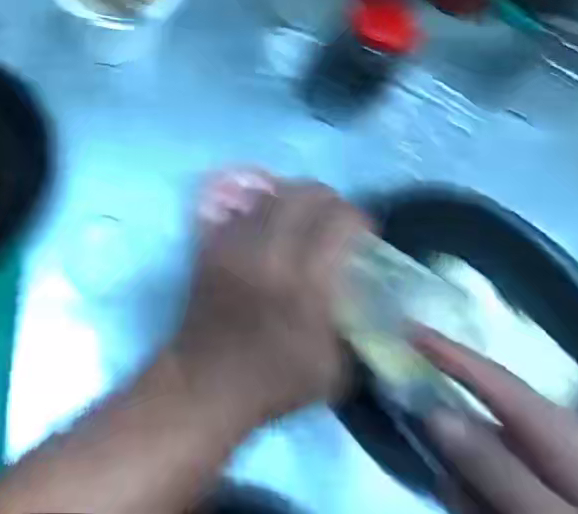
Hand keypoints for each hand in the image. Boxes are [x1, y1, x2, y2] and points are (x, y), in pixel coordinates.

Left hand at [159, 176, 366, 431]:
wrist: (207, 380)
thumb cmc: (275, 382)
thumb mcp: (336, 367)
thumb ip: (355, 323)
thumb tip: (370, 293)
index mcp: (306, 282)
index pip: (337, 221)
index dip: (358, 219)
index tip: (366, 232)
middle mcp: (269, 250)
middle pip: (303, 194)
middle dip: (329, 199)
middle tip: (338, 217)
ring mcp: (235, 241)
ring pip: (270, 194)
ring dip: (295, 198)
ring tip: (306, 216)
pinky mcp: (212, 241)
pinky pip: (241, 208)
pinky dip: (262, 207)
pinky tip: (271, 222)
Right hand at [415, 331, 577, 513]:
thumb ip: (492, 469)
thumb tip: (434, 410)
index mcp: (570, 433)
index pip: (490, 376)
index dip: (442, 350)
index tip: (397, 326)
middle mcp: (576, 439)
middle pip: (491, 417)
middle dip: (453, 436)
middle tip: (420, 453)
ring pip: (504, 455)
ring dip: (473, 475)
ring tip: (457, 498)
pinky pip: (525, 481)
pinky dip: (497, 494)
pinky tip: (483, 508)